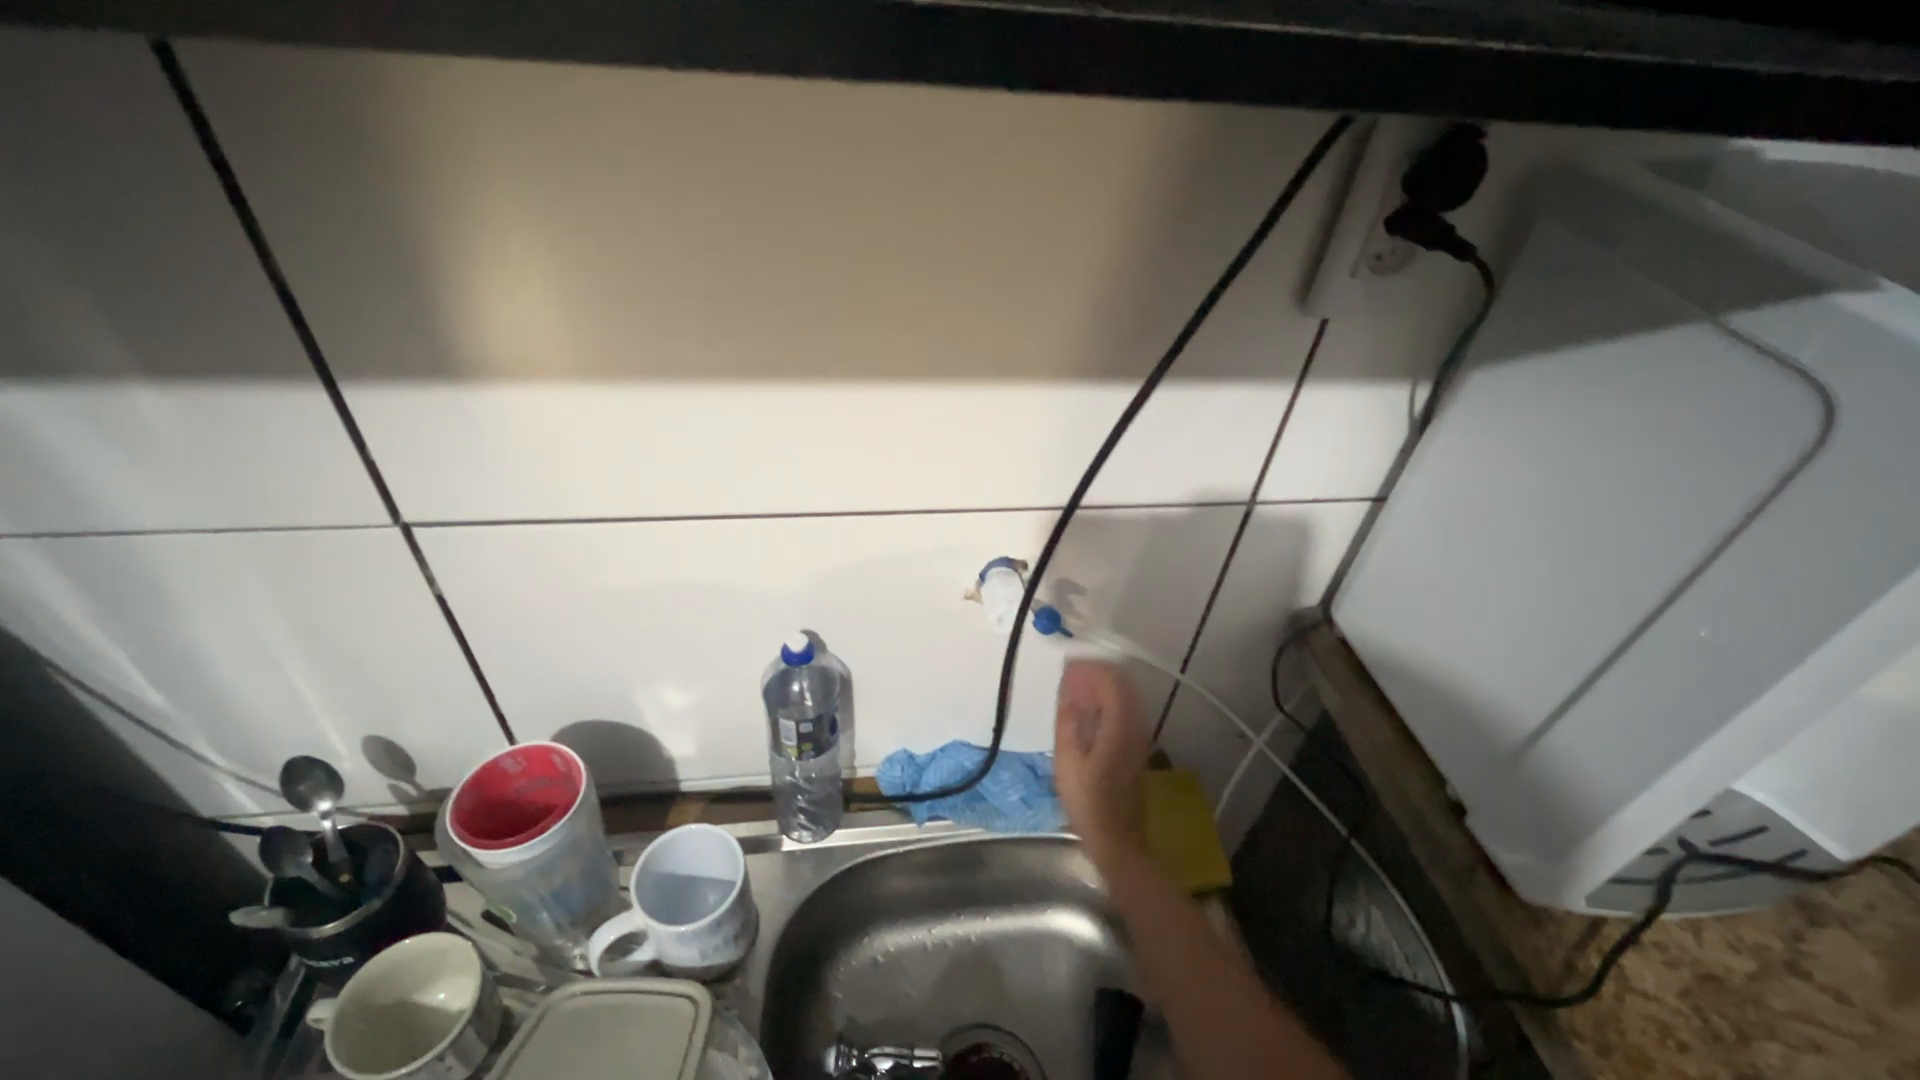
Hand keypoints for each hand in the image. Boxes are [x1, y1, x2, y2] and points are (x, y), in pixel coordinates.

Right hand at [1054, 659, 1150, 865]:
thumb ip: (1069, 722)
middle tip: (1069, 676)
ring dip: (1102, 690)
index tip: (1068, 666)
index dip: (1090, 669)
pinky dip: (1107, 704)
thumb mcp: (1068, 761)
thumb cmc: (1087, 802)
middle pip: (1122, 686)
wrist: (1117, 839)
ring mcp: (1140, 738)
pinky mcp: (1137, 749)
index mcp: (1120, 726)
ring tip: (1075, 691)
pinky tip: (1088, 714)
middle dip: (1096, 675)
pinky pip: (1125, 713)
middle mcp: (1136, 726)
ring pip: (1125, 699)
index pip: (1111, 682)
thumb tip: (1068, 693)